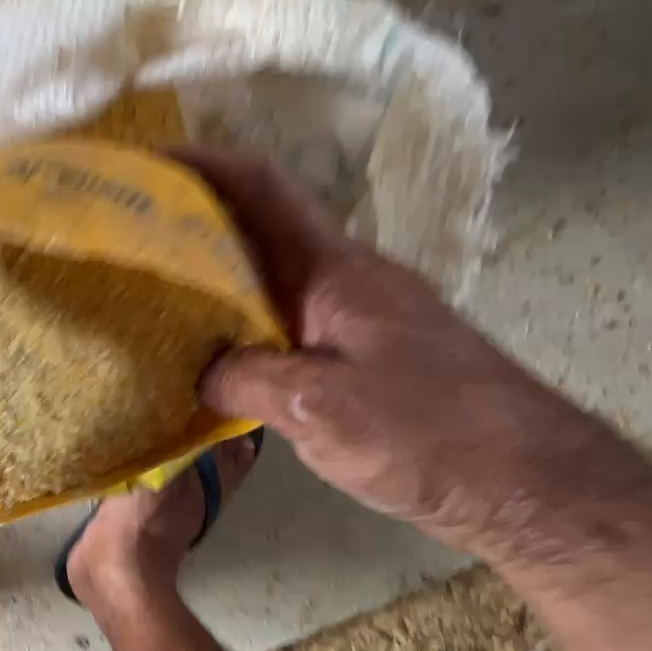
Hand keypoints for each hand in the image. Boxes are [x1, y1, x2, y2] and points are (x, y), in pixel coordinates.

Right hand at [171, 147, 635, 558]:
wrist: (534, 488)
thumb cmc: (431, 433)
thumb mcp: (319, 409)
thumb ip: (243, 378)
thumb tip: (195, 370)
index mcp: (333, 270)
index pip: (263, 191)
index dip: (203, 165)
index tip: (144, 162)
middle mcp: (337, 279)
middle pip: (250, 229)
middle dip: (184, 220)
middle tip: (117, 234)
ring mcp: (345, 315)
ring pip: (257, 277)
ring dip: (200, 275)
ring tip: (138, 289)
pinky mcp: (348, 352)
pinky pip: (270, 319)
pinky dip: (225, 321)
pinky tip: (193, 350)